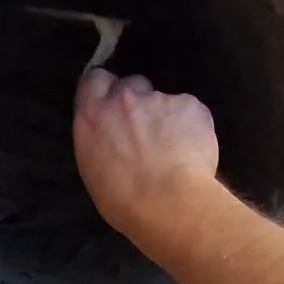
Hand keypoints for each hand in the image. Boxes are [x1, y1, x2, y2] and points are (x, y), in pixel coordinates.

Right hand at [72, 68, 221, 234]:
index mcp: (92, 116)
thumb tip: (113, 138)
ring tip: (172, 148)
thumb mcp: (93, 170)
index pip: (94, 80)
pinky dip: (189, 126)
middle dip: (136, 100)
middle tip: (143, 130)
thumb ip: (100, 140)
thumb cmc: (122, 200)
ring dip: (165, 117)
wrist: (168, 203)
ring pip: (162, 100)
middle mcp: (123, 99)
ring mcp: (159, 99)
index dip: (104, 89)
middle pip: (130, 83)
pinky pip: (188, 110)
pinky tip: (190, 151)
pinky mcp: (190, 105)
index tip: (110, 103)